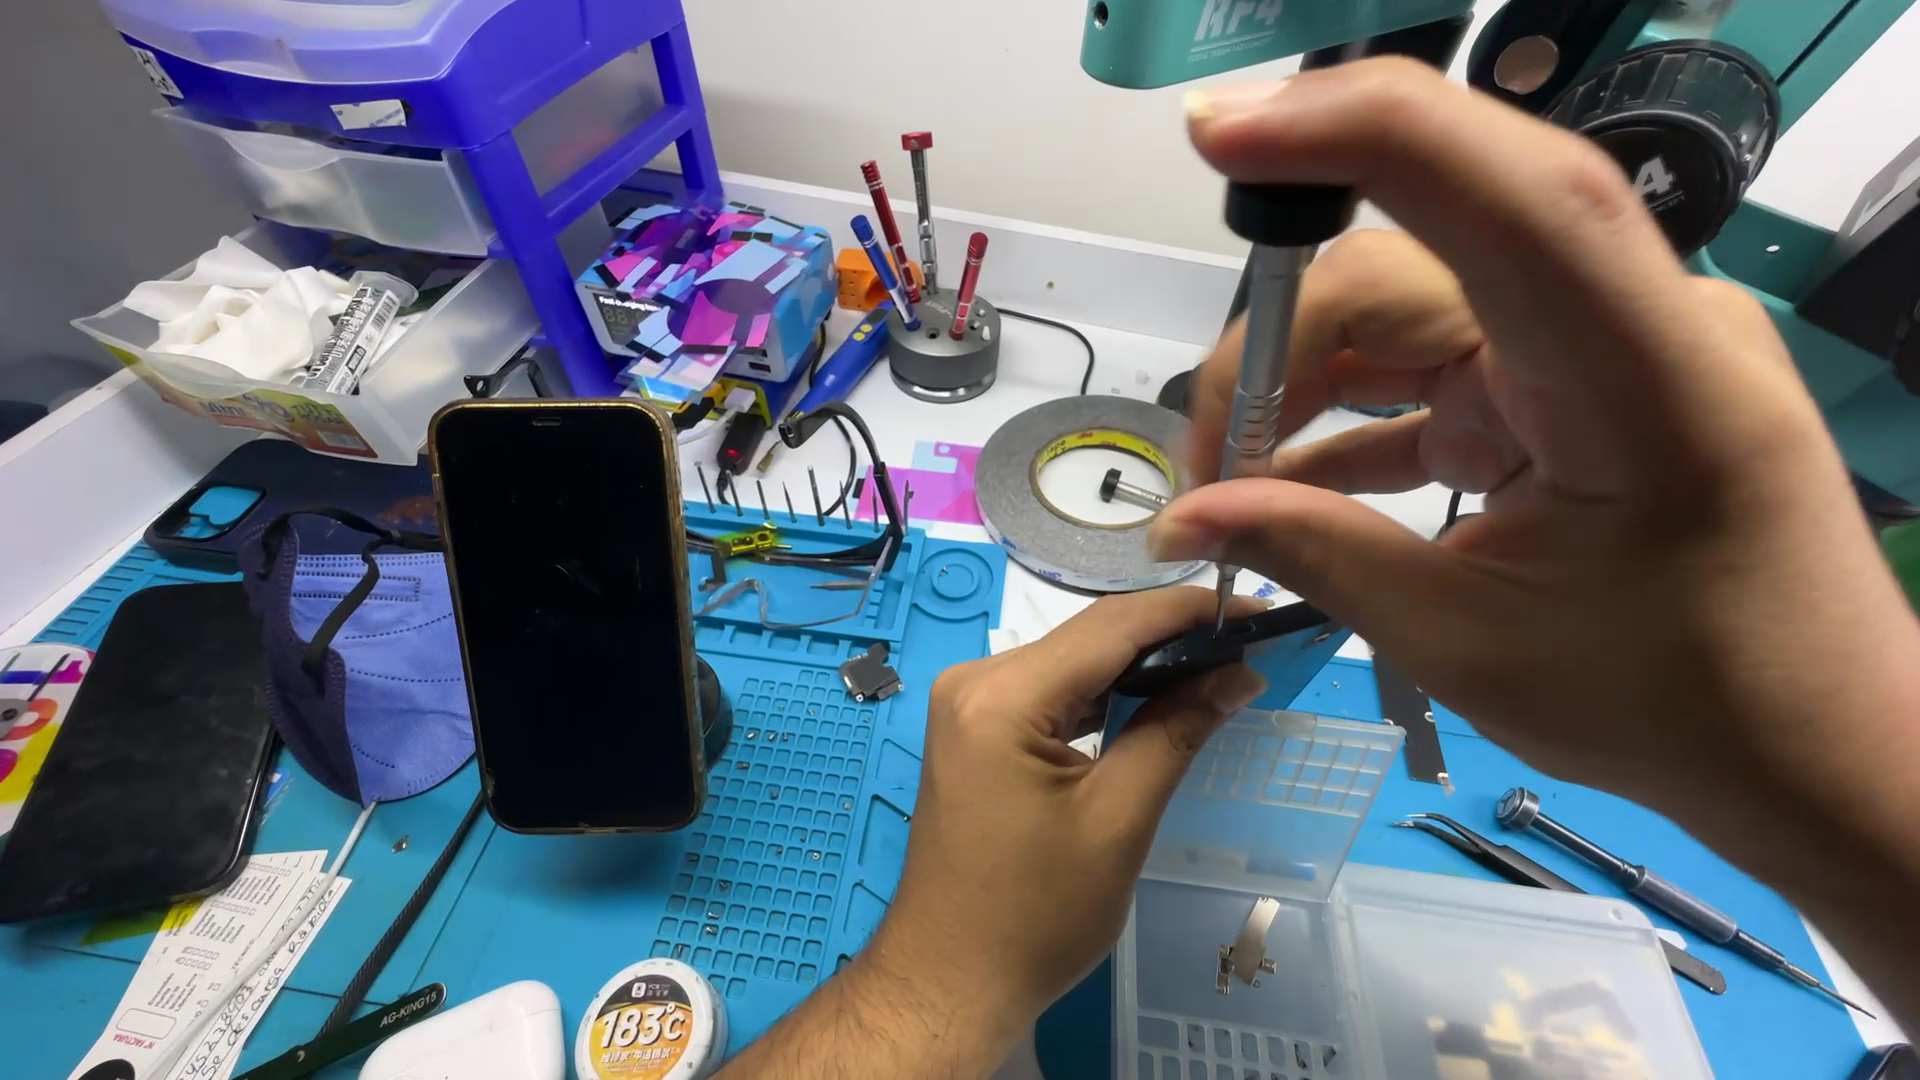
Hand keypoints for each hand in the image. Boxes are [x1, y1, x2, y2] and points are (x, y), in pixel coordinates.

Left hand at [859, 588, 1265, 1067]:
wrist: (950, 975)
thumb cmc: (1035, 915)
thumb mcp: (1117, 822)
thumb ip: (1175, 732)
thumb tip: (1237, 674)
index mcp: (1001, 696)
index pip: (1108, 628)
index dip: (1185, 612)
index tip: (1251, 607)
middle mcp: (975, 679)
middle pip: (1086, 638)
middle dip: (1167, 635)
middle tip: (1244, 638)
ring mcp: (968, 699)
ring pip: (1069, 660)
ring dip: (1137, 662)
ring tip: (1213, 662)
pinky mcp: (974, 723)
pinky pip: (1048, 688)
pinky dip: (1100, 690)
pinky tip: (1151, 692)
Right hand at [1155, 59, 1919, 1023]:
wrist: (1795, 749)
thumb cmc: (1664, 700)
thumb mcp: (1460, 639)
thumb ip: (1310, 554)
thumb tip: (1179, 522)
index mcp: (1636, 375)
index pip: (1511, 194)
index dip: (1360, 134)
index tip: (1220, 131)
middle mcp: (1607, 328)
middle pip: (1395, 273)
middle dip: (1271, 357)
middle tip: (1207, 468)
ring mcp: (1570, 354)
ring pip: (1384, 320)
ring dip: (1290, 392)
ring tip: (1235, 484)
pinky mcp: (1540, 391)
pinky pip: (1407, 377)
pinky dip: (1334, 427)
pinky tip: (1284, 487)